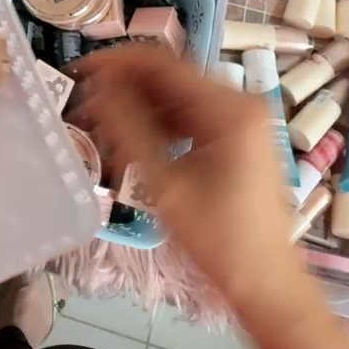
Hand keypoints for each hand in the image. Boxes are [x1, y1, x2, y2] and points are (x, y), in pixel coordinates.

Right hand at [79, 44, 297, 302]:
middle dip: (125, 88)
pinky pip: (189, 115)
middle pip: (169, 78)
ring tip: (101, 125)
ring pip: (176, 96)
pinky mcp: (237, 135)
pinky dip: (159, 123)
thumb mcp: (164, 183)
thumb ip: (128, 128)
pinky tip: (130, 139)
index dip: (117, 62)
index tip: (81, 72)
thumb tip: (98, 88)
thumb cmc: (218, 241)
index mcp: (229, 107)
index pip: (162, 63)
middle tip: (86, 105)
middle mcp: (240, 101)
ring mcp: (241, 118)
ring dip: (139, 106)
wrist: (267, 286)